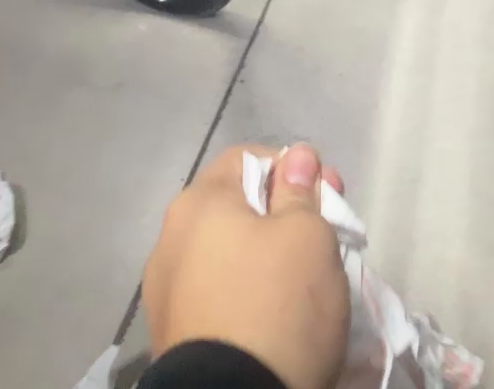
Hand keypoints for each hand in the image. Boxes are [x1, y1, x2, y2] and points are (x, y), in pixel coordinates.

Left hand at [143, 144, 349, 388]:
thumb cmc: (276, 305)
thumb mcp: (307, 235)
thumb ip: (302, 190)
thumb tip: (296, 156)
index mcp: (198, 203)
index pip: (249, 158)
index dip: (293, 170)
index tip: (326, 197)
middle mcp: (171, 238)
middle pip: (238, 207)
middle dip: (284, 215)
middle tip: (325, 240)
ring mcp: (166, 291)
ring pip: (229, 254)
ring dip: (265, 257)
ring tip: (303, 285)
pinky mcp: (173, 337)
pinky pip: (218, 296)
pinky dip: (246, 296)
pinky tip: (274, 318)